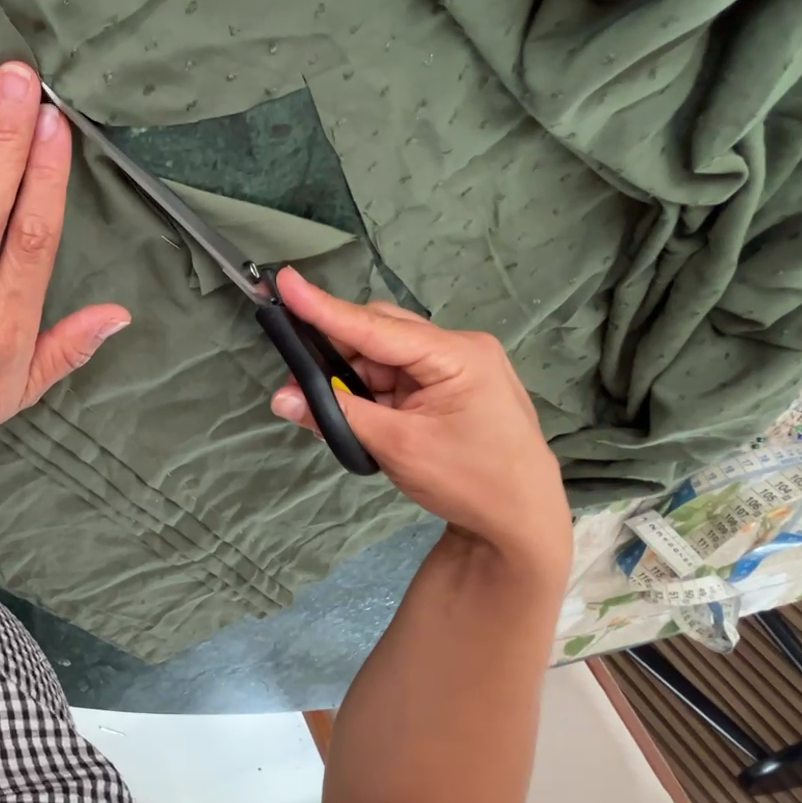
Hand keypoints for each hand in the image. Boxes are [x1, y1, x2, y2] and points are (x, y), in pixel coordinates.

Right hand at [269, 268, 569, 570]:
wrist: (520, 521)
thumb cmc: (470, 480)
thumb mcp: (397, 446)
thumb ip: (337, 415)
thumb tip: (281, 398)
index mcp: (456, 354)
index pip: (374, 326)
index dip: (323, 307)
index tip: (286, 281)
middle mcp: (456, 349)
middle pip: (377, 333)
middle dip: (333, 354)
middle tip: (295, 382)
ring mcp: (453, 368)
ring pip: (380, 358)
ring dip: (348, 380)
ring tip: (322, 409)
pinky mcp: (444, 388)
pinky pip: (392, 379)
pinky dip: (365, 394)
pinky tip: (350, 414)